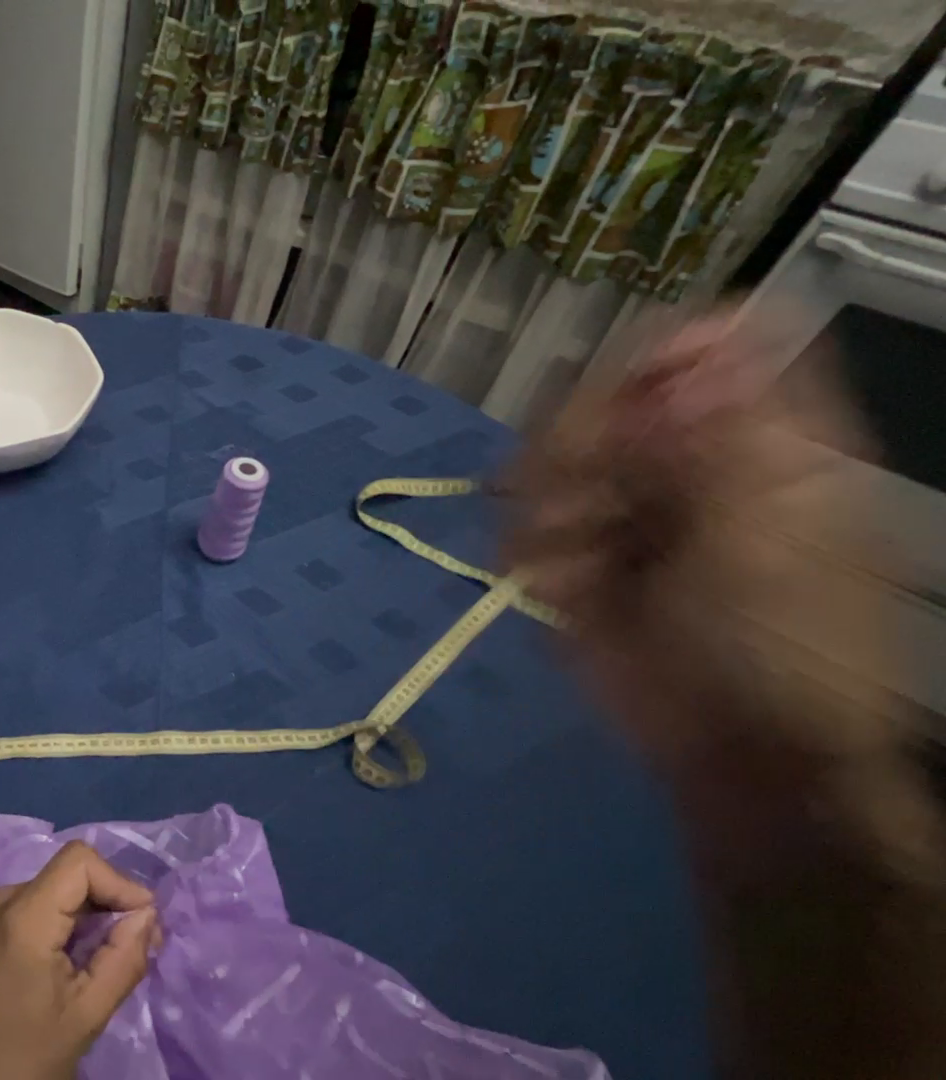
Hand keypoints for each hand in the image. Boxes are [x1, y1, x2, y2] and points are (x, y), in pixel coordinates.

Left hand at [0, 841, 157, 1079]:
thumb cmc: (23, 1056)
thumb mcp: (85, 1015)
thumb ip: (122, 960)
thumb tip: (148, 915)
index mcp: (25, 913)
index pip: (81, 860)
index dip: (120, 883)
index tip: (146, 924)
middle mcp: (7, 899)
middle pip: (72, 874)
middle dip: (112, 901)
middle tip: (144, 946)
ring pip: (60, 890)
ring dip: (95, 915)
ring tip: (119, 958)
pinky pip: (44, 907)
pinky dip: (73, 925)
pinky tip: (88, 961)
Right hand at [504, 309, 940, 870]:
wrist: (731, 746)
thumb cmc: (781, 645)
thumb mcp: (771, 536)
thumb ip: (727, 438)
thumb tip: (699, 345)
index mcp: (756, 437)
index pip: (700, 346)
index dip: (653, 357)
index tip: (623, 406)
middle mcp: (679, 457)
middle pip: (594, 396)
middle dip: (574, 449)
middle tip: (587, 505)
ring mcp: (615, 503)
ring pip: (537, 457)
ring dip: (544, 512)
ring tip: (579, 567)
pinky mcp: (564, 548)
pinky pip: (512, 520)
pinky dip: (527, 554)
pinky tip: (560, 589)